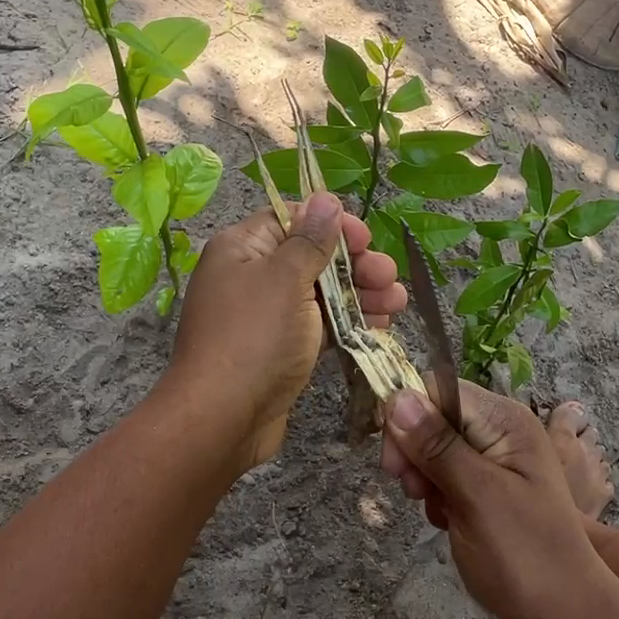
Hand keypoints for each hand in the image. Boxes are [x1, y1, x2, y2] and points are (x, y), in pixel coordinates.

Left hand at [169, 192, 406, 468]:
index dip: (333, 225)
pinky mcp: (282, 348)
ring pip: (322, 292)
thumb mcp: (285, 278)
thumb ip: (311, 239)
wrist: (221, 420)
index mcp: (242, 248)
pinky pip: (320, 324)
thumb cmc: (253, 338)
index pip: (293, 219)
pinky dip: (349, 321)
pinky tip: (381, 325)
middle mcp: (252, 275)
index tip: (366, 240)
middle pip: (313, 256)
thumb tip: (326, 198)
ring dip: (361, 293)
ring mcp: (268, 314)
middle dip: (356, 263)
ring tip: (397, 302)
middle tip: (388, 276)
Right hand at [379, 382, 605, 618]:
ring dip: (424, 476)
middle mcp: (499, 428)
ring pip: (433, 445)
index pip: (438, 388)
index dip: (408, 417)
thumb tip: (397, 397)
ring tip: (438, 511)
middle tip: (414, 492)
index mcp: (505, 419)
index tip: (394, 463)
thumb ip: (437, 445)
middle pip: (433, 415)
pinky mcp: (485, 482)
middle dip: (414, 451)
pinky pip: (444, 471)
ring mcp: (493, 455)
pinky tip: (448, 519)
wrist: (565, 611)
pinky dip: (437, 493)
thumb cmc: (525, 553)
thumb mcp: (477, 496)